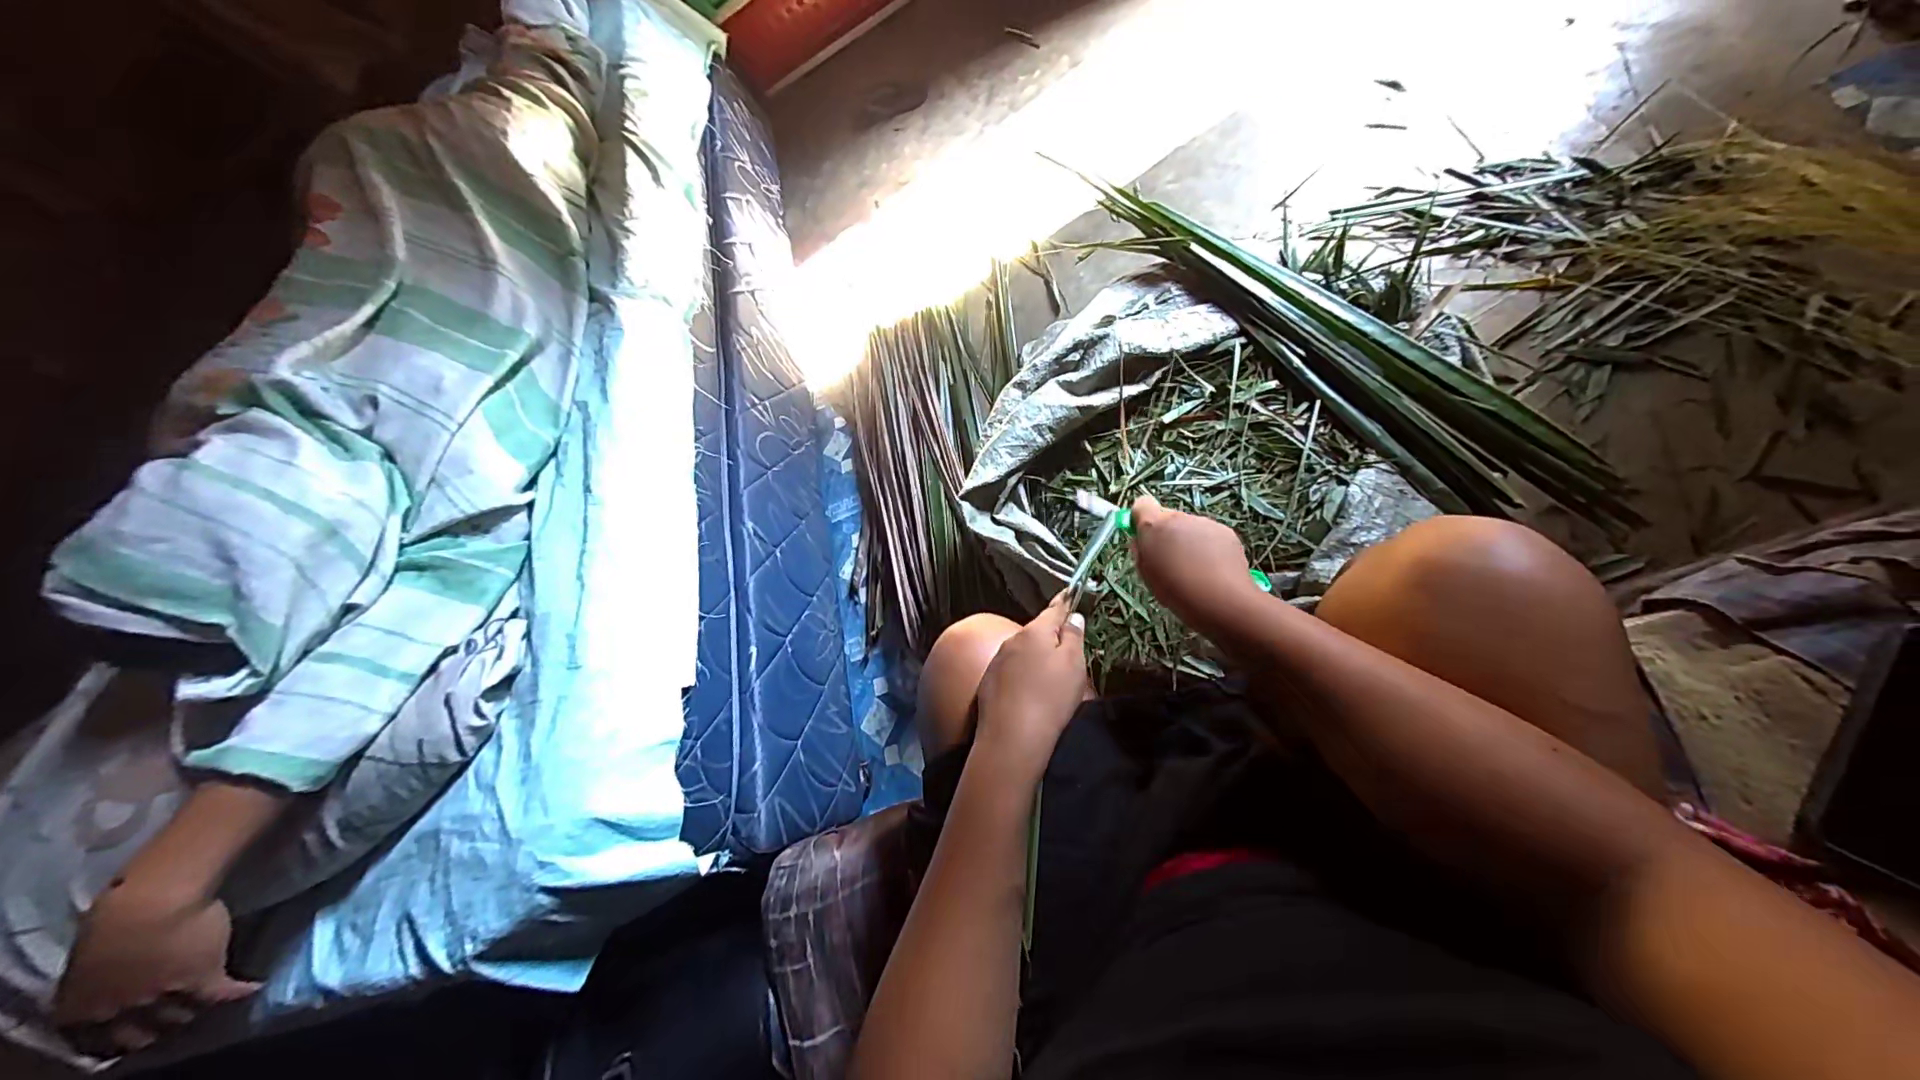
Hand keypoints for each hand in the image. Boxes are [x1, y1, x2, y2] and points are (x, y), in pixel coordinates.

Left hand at [53, 879, 259, 1055]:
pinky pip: (220, 993)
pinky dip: (237, 992)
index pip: (91, 1034)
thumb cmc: (113, 916)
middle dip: (152, 1027)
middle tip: (168, 1020)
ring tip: (207, 1006)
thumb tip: (107, 972)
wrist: (152, 900)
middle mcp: (119, 1010)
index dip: (109, 1032)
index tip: (124, 1026)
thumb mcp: (88, 953)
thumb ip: (96, 972)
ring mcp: (162, 996)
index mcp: (79, 1007)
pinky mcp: (201, 979)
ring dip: (191, 1012)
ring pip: (178, 1016)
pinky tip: (253, 988)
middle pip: (137, 1031)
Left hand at [972, 591, 1087, 778]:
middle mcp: (1012, 640)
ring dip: (1035, 656)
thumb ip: (1073, 637)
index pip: (1054, 609)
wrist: (1012, 736)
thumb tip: (1072, 616)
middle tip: (1068, 648)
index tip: (1071, 593)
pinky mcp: (988, 682)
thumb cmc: (1051, 697)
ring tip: (1050, 675)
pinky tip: (1030, 691)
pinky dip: (1022, 674)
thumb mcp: (1074, 664)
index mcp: (1035, 631)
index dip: (1066, 602)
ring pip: (1022, 651)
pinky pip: (1011, 670)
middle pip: (1037, 631)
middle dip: (1051, 635)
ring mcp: (997, 661)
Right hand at [1130, 493, 1262, 629]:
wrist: (1221, 599)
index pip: (1141, 504)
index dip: (1140, 518)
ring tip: (1194, 568)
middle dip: (1166, 533)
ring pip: (1189, 526)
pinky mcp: (1225, 531)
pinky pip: (1209, 534)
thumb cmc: (1175, 590)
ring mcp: (1204, 522)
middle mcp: (1178, 517)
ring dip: (1188, 540)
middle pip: (1167, 517)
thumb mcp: (1146, 574)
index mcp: (1153, 525)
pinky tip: (1212, 568)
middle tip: (1170, 560)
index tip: (1143, 535)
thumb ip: (1140, 551)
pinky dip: (1208, 546)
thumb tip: (1141, 540)